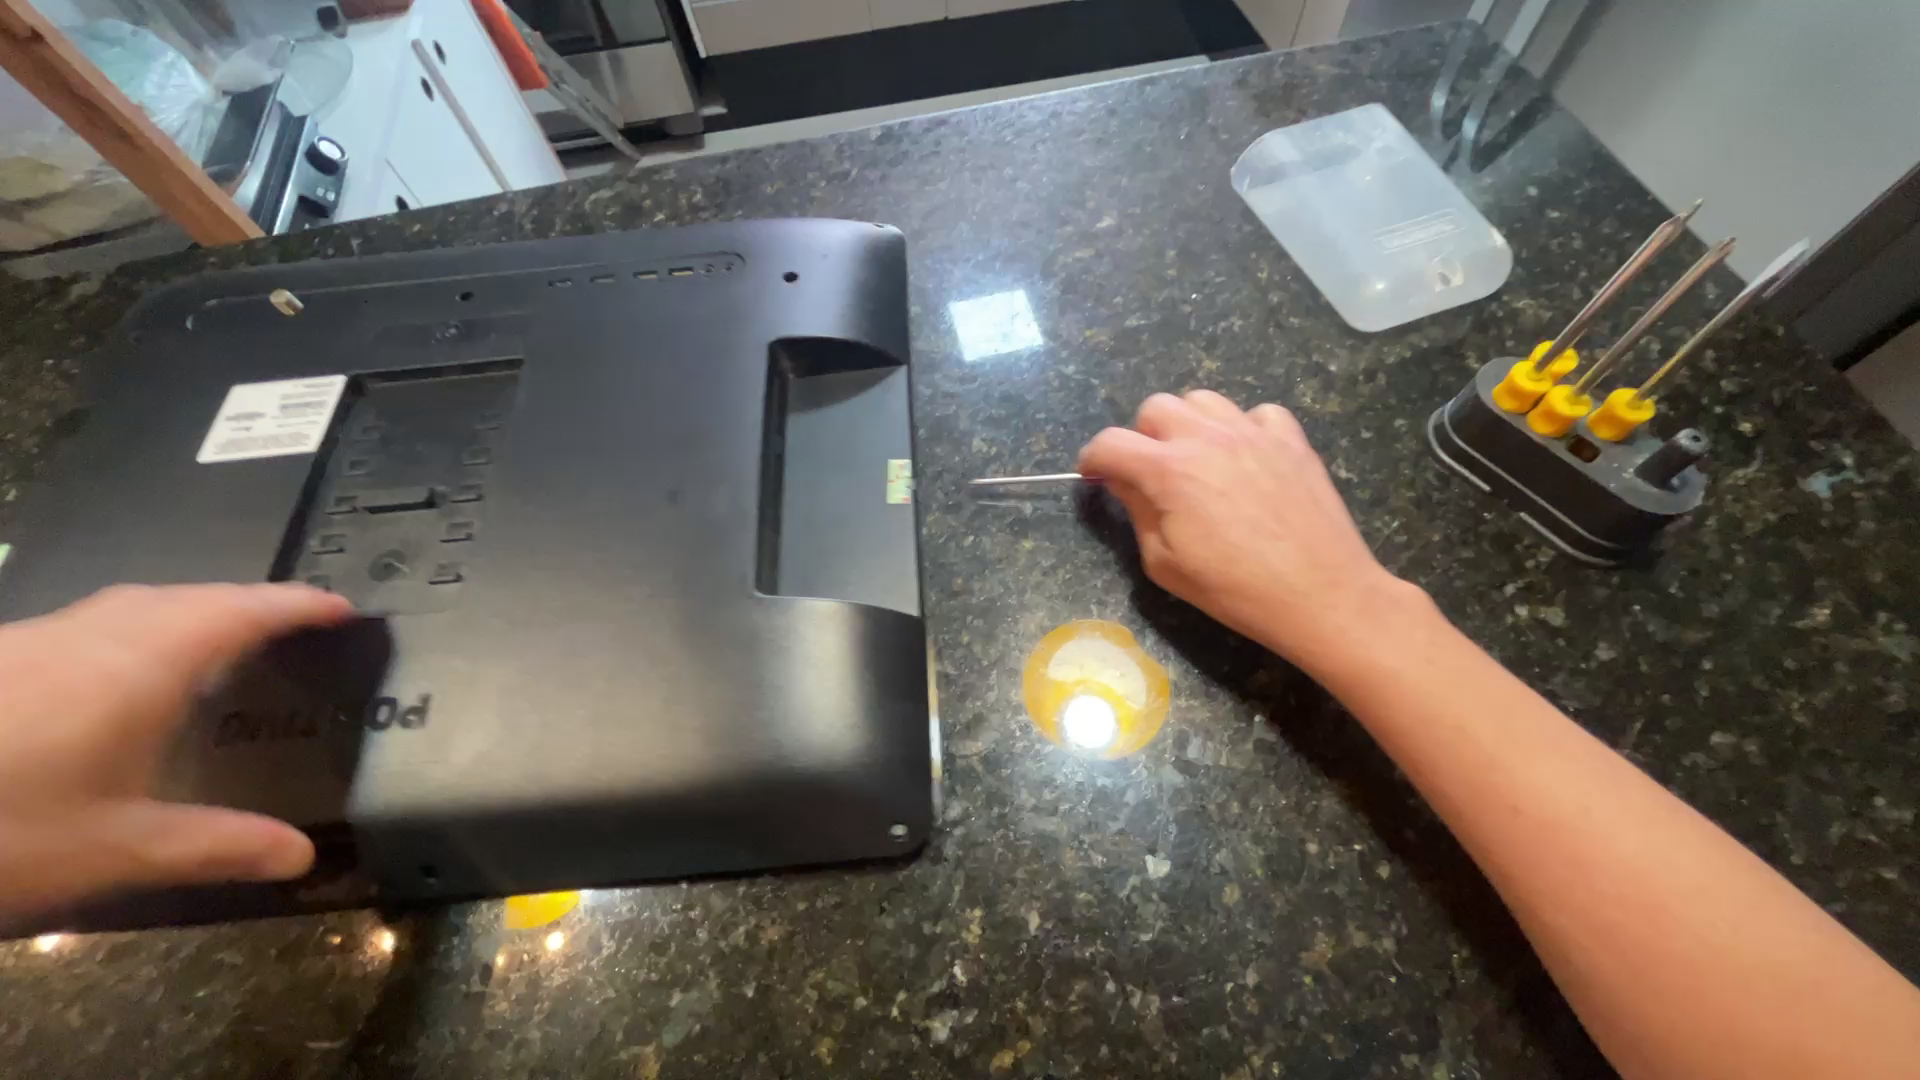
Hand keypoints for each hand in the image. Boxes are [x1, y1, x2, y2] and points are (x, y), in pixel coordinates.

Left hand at [0, 583, 353, 916]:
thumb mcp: (107, 851)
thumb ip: (214, 845)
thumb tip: (303, 855)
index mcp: (139, 666)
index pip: (242, 610)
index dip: (299, 604)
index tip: (344, 608)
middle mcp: (87, 638)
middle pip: (186, 596)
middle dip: (247, 601)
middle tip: (290, 625)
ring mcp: (24, 647)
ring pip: (125, 607)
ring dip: (185, 613)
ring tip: (216, 642)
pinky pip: (80, 629)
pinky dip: (129, 634)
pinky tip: (114, 678)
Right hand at [1078, 390, 1418, 668]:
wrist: (1318, 594)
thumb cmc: (1232, 588)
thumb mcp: (1164, 563)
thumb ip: (1137, 511)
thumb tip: (1121, 480)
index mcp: (1168, 470)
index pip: (1110, 443)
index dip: (1092, 458)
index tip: (1094, 475)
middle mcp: (1207, 437)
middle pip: (1155, 407)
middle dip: (1141, 436)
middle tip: (1150, 473)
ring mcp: (1252, 432)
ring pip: (1202, 400)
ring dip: (1188, 424)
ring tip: (1196, 459)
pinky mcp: (1290, 439)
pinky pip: (1256, 413)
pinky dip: (1241, 429)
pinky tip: (1245, 460)